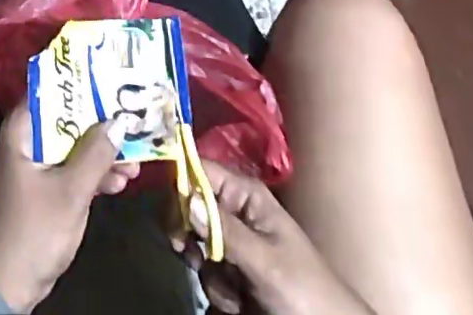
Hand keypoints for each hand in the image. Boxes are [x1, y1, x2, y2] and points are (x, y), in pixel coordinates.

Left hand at [0, 102, 140, 312]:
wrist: (10, 283)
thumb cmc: (34, 229)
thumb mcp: (70, 191)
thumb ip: (96, 155)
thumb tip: (120, 120)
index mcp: (23, 129)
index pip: (51, 89)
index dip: (81, 82)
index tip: (112, 76)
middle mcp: (29, 138)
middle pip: (69, 116)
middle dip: (102, 121)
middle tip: (134, 119)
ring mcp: (40, 162)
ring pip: (77, 143)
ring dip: (104, 151)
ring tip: (135, 160)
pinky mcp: (49, 184)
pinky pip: (76, 166)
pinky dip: (96, 173)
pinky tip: (121, 182)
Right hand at [172, 161, 371, 314]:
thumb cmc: (303, 291)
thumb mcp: (264, 262)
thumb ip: (224, 230)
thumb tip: (186, 197)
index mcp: (245, 194)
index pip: (200, 171)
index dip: (179, 184)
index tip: (168, 215)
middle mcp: (235, 210)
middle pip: (191, 207)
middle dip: (190, 237)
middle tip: (190, 254)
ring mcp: (234, 242)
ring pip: (197, 246)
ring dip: (209, 273)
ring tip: (235, 294)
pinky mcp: (234, 272)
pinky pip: (208, 273)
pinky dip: (218, 290)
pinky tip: (238, 304)